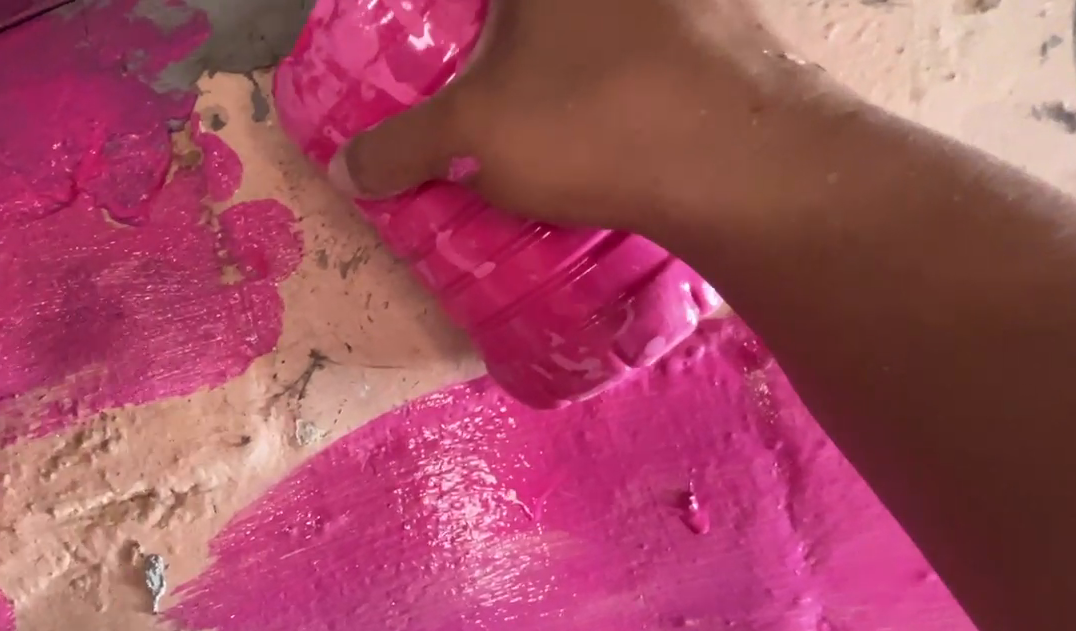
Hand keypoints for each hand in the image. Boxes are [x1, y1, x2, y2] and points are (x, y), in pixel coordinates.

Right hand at [333, 0, 834, 232]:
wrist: (732, 159)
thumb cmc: (588, 119)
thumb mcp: (469, 135)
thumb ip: (398, 146)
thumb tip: (343, 168)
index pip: (453, 0)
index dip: (425, 22)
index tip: (413, 47)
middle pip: (510, 13)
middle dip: (476, 42)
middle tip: (444, 85)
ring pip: (568, 29)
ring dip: (529, 59)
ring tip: (499, 115)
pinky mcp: (695, 26)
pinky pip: (610, 43)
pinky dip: (574, 74)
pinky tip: (564, 121)